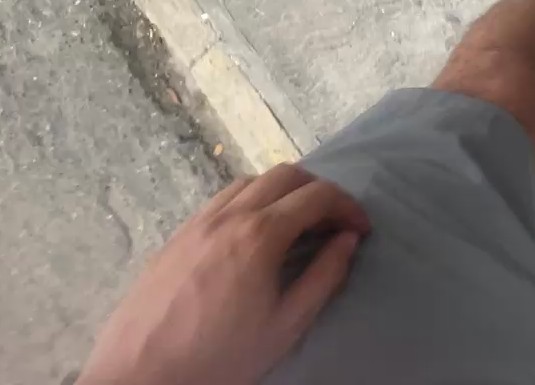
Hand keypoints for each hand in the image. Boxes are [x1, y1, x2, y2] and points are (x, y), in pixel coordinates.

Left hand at [78, 164, 370, 384]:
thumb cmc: (216, 359)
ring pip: (252, 181)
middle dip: (318, 191)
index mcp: (261, 234)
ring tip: (291, 223)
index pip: (320, 195)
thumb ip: (324, 277)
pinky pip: (221, 200)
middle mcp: (231, 216)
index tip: (360, 230)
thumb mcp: (284, 326)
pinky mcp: (175, 237)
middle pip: (288, 175)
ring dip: (282, 192)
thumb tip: (347, 240)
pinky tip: (249, 232)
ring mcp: (198, 223)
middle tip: (330, 222)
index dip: (348, 206)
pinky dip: (249, 201)